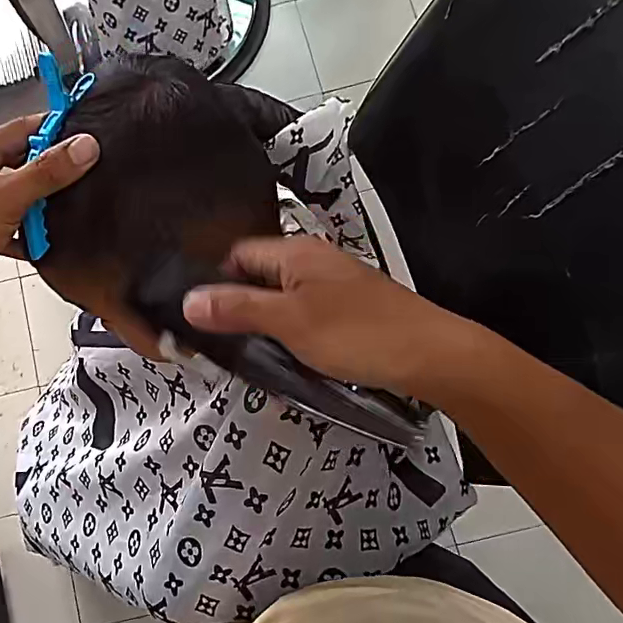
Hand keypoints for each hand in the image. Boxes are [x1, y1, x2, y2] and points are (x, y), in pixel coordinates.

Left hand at [0, 115, 97, 312]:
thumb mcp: (7, 194)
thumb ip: (48, 171)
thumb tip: (82, 147)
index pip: (24, 126)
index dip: (55, 128)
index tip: (82, 137)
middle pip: (24, 164)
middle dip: (50, 178)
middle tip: (66, 188)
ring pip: (18, 197)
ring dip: (37, 211)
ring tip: (42, 224)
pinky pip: (11, 226)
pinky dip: (25, 235)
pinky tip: (31, 245)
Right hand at [181, 236, 494, 399]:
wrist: (430, 356)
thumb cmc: (364, 334)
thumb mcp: (290, 322)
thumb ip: (239, 309)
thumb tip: (192, 300)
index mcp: (298, 253)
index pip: (238, 255)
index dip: (215, 285)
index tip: (202, 320)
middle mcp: (318, 264)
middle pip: (261, 283)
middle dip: (243, 317)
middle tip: (231, 350)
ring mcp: (337, 290)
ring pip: (286, 309)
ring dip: (272, 337)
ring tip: (265, 366)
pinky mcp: (353, 315)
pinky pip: (311, 326)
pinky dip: (300, 346)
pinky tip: (300, 370)